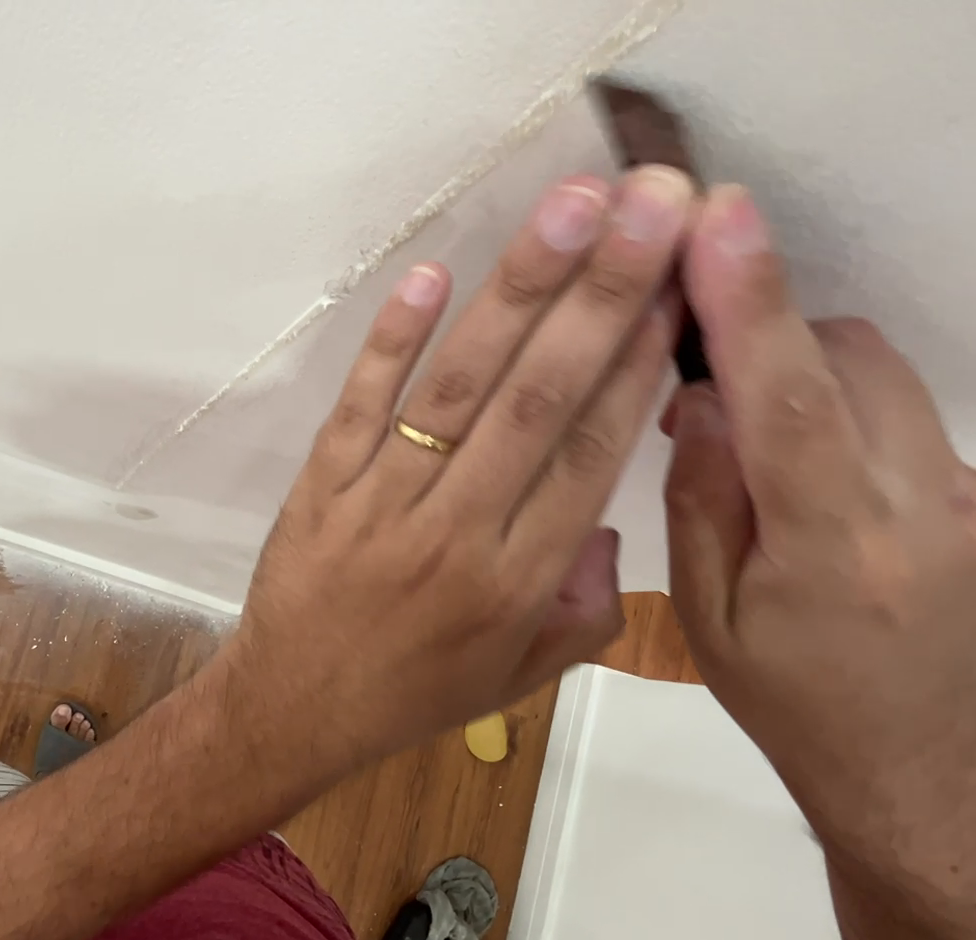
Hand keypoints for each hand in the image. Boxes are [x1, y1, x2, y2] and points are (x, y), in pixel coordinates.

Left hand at [222, 165, 696, 771]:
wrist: (295, 706)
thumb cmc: (413, 692)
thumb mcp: (519, 674)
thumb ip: (582, 607)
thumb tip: (608, 522)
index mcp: (518, 579)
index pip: (592, 450)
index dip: (639, 359)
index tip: (680, 276)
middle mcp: (457, 531)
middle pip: (540, 398)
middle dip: (603, 293)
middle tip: (654, 197)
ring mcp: (382, 501)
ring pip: (458, 387)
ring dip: (516, 291)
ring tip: (570, 205)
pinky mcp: (321, 484)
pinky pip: (360, 405)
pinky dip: (391, 340)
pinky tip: (431, 273)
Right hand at [663, 186, 975, 839]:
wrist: (909, 766)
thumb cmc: (782, 697)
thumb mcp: (706, 614)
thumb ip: (703, 501)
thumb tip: (700, 399)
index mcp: (834, 546)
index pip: (790, 400)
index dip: (752, 304)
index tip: (719, 219)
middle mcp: (921, 506)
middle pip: (847, 361)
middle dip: (767, 337)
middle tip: (692, 382)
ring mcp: (968, 499)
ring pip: (882, 376)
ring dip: (803, 372)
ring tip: (743, 434)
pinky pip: (904, 418)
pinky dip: (843, 414)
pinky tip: (809, 478)